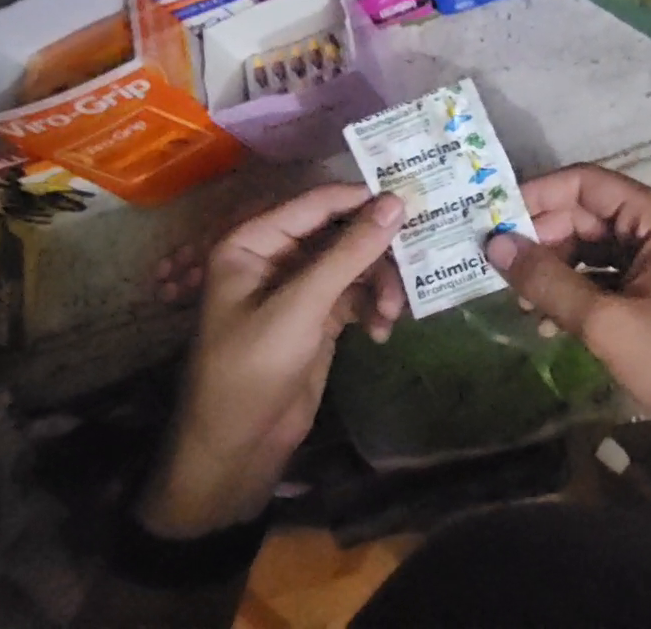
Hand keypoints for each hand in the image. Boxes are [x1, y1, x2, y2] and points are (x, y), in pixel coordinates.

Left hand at [138, 186, 406, 537]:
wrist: (236, 449)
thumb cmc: (252, 369)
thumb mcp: (302, 306)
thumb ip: (349, 252)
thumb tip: (396, 203)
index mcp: (255, 242)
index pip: (317, 204)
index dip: (363, 200)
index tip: (411, 200)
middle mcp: (277, 257)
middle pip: (342, 234)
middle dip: (376, 252)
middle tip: (414, 261)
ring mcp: (300, 288)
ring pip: (356, 265)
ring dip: (379, 286)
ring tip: (391, 312)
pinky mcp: (320, 316)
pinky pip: (357, 295)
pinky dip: (373, 308)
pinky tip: (381, 331)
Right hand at [485, 165, 650, 465]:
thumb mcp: (606, 323)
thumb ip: (548, 281)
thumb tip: (494, 245)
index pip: (585, 183)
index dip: (537, 195)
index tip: (492, 217)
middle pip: (587, 212)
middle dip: (541, 237)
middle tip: (494, 264)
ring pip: (592, 244)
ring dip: (554, 267)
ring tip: (515, 297)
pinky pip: (606, 271)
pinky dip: (576, 288)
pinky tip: (545, 318)